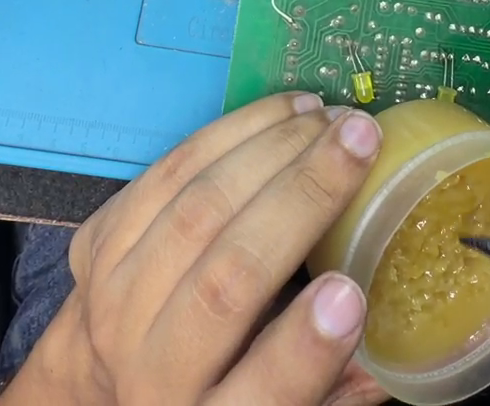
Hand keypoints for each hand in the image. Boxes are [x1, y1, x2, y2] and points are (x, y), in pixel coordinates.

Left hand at [2, 93, 385, 405]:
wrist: (104, 377)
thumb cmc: (219, 389)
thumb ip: (335, 388)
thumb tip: (389, 339)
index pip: (261, 394)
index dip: (305, 346)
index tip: (350, 292)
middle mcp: (152, 367)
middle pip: (228, 277)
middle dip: (303, 196)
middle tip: (360, 139)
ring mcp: (115, 296)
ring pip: (196, 206)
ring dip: (269, 147)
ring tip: (324, 114)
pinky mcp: (100, 237)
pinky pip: (168, 169)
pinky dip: (230, 131)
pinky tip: (281, 112)